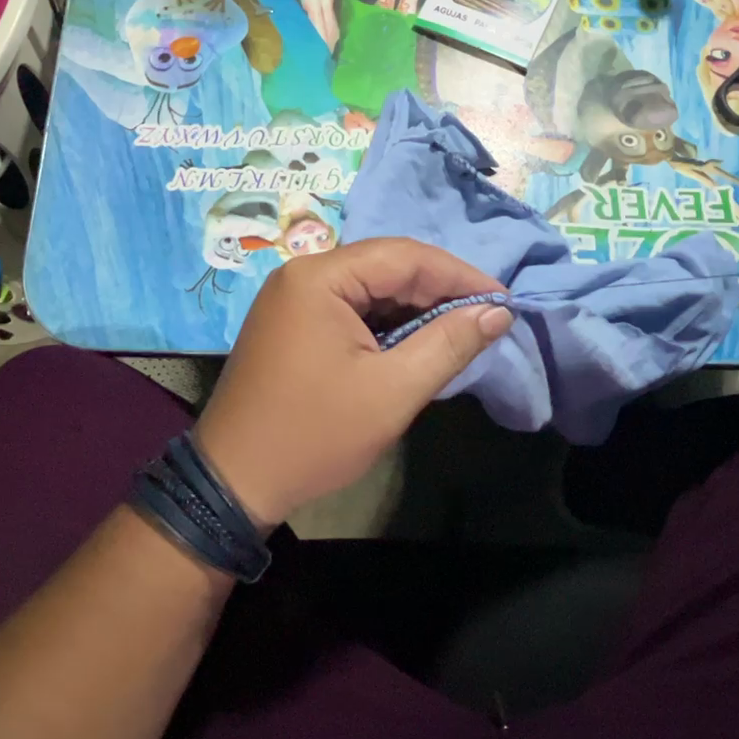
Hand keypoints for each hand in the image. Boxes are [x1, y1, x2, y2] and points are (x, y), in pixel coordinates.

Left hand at [193, 238, 513, 528]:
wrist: (234, 482)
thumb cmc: (315, 435)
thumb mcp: (392, 392)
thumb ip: (449, 345)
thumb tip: (497, 312)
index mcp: (320, 277)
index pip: (405, 256)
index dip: (459, 276)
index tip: (504, 301)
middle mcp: (302, 275)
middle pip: (385, 266)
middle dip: (438, 292)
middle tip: (485, 320)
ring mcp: (291, 299)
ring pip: (369, 289)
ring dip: (414, 309)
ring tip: (459, 333)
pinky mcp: (291, 325)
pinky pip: (349, 309)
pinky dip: (386, 324)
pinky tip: (415, 344)